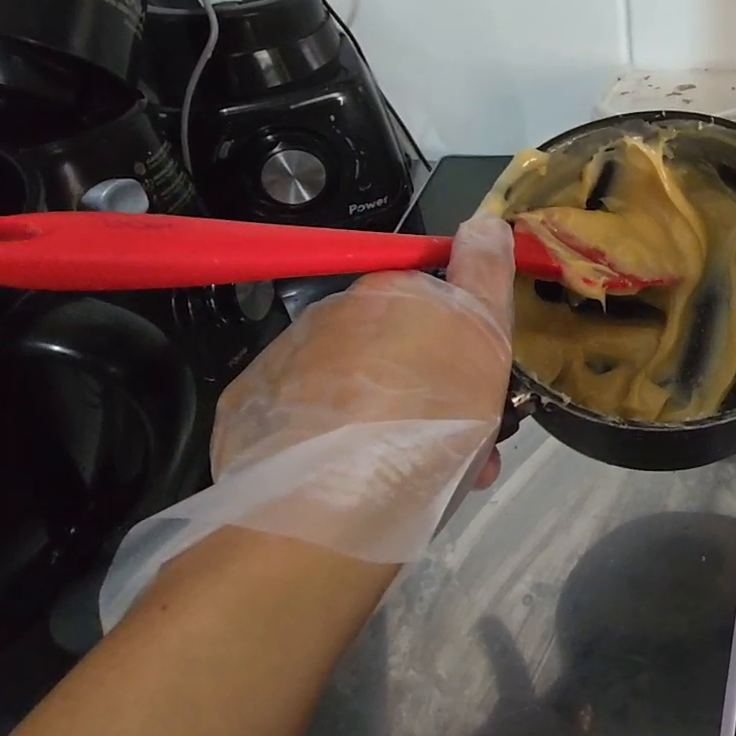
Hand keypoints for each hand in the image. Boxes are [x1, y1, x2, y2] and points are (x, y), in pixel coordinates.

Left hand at [213, 213, 514, 480]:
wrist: (331, 515)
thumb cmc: (433, 422)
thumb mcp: (486, 341)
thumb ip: (485, 274)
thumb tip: (482, 221)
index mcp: (394, 291)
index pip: (440, 298)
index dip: (468, 343)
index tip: (485, 388)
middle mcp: (336, 312)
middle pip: (398, 343)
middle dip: (431, 385)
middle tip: (458, 444)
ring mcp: (287, 360)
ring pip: (356, 383)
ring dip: (389, 417)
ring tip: (408, 476)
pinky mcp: (249, 411)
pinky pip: (305, 416)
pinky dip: (331, 439)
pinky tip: (351, 479)